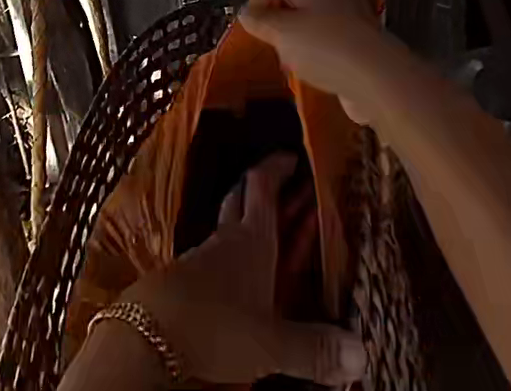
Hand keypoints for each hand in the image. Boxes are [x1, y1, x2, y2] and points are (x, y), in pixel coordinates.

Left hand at [120, 154, 366, 386]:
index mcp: (252, 239)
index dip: (276, 167)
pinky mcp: (184, 279)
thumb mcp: (271, 343)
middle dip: (259, 186)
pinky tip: (234, 273)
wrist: (148, 336)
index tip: (291, 155)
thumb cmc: (216, 325)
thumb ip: (314, 348)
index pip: (263, 187)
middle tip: (279, 182)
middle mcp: (226, 239)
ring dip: (242, 221)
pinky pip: (212, 256)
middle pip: (241, 198)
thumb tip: (362, 353)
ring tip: (262, 228)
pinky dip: (227, 254)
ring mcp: (201, 257)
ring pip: (225, 226)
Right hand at [240, 0, 426, 123]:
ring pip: (319, 30)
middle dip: (286, 28)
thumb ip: (259, 20)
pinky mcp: (366, 49)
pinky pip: (336, 51)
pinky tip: (319, 77)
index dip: (264, 5)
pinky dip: (326, 62)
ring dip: (305, 47)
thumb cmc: (325, 48)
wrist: (376, 80)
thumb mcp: (281, 32)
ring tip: (296, 65)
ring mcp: (356, 23)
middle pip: (302, 8)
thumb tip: (245, 10)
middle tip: (275, 47)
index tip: (255, 27)